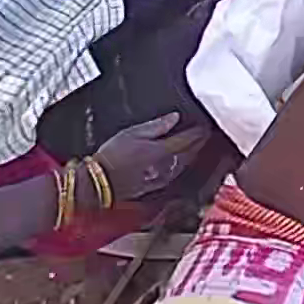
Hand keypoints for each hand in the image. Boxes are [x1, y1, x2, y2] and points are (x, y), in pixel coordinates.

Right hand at [92, 113, 211, 202]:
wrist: (97, 183)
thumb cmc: (112, 156)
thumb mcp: (133, 133)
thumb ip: (157, 125)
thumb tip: (175, 117)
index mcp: (163, 151)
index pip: (189, 139)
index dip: (199, 131)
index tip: (206, 124)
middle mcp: (166, 166)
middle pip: (190, 152)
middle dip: (200, 142)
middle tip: (206, 133)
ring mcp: (161, 178)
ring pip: (184, 164)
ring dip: (193, 154)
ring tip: (198, 145)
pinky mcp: (154, 186)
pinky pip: (175, 173)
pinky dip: (182, 164)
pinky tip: (181, 161)